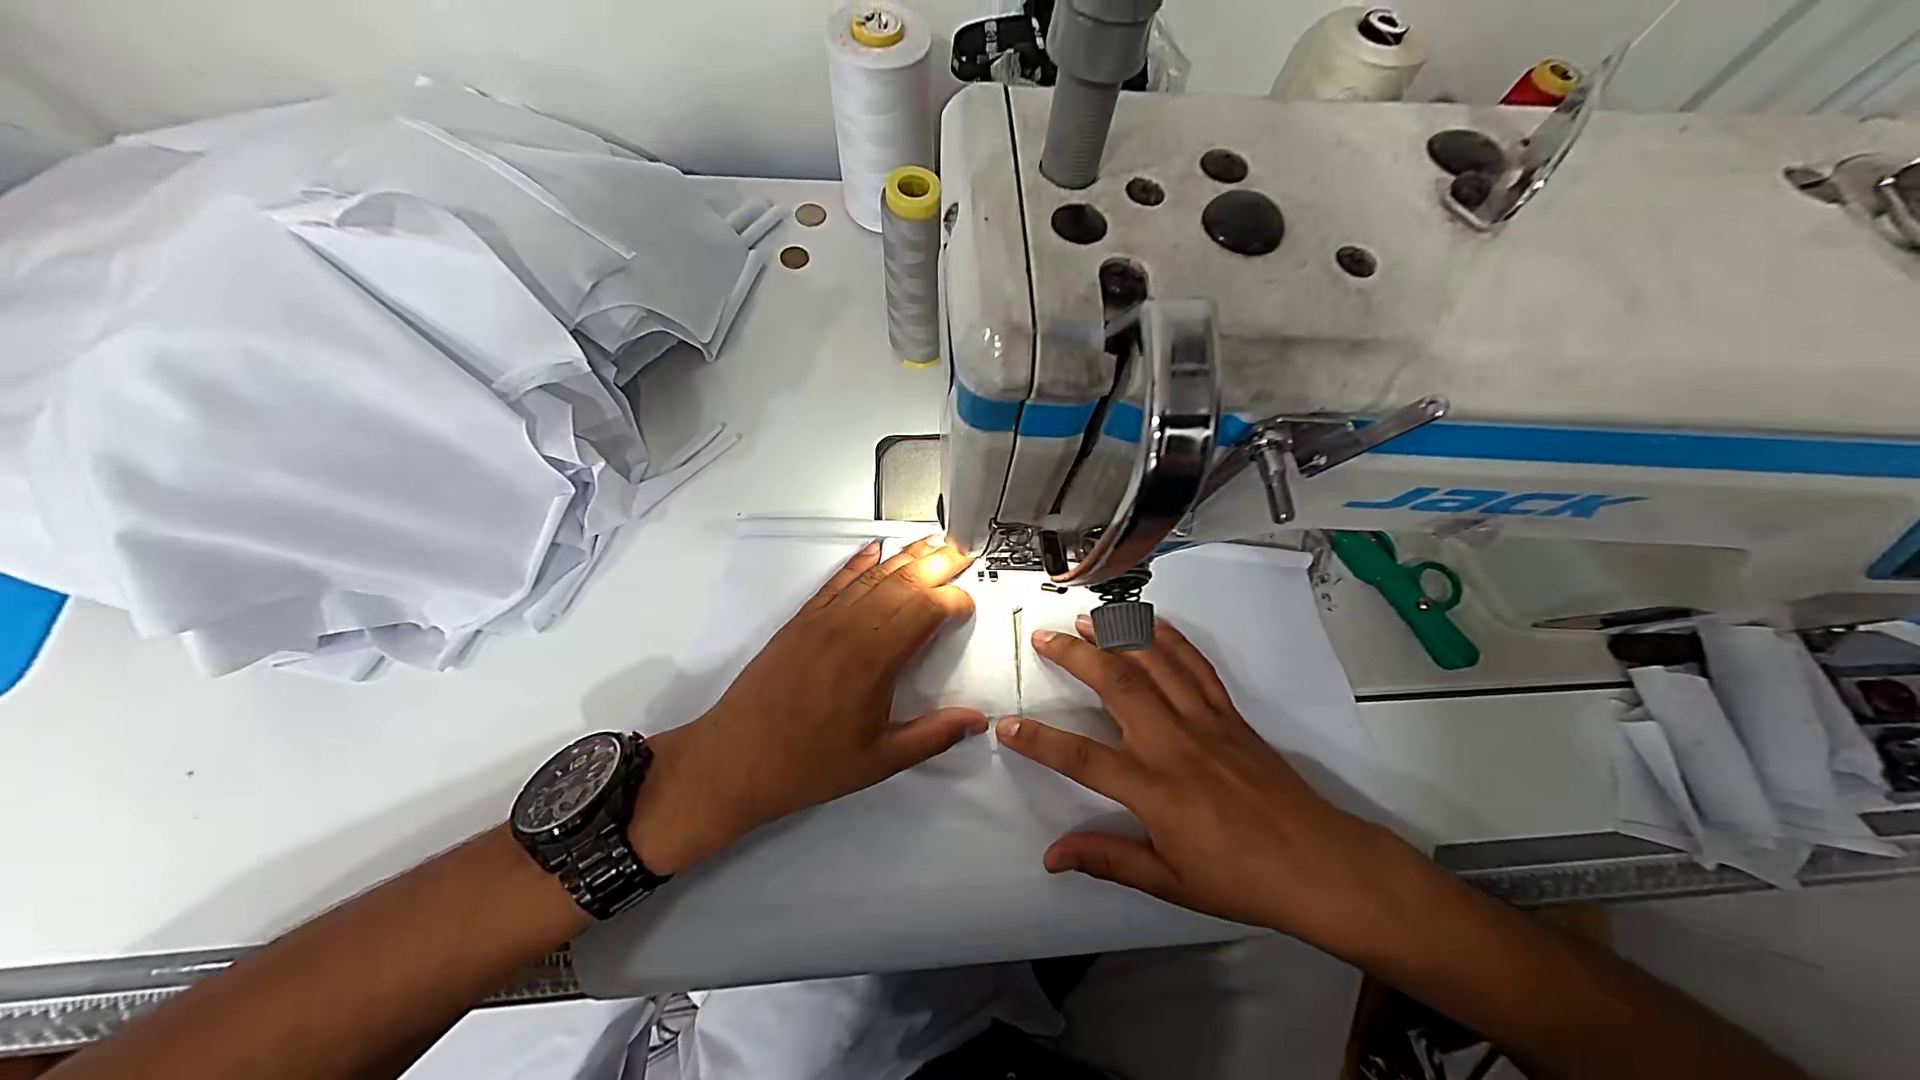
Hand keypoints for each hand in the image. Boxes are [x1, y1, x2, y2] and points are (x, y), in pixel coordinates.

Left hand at [630, 538, 986, 874]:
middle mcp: (848, 630)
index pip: (925, 610)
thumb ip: (933, 736)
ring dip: (905, 557)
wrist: (733, 761)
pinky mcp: (800, 621)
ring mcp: (821, 621)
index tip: (967, 606)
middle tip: (962, 554)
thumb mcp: (879, 761)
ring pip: (872, 576)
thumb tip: (976, 721)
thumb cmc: (807, 764)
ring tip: (932, 543)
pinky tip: (874, 550)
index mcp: (874, 661)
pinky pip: (835, 582)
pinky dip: (857, 563)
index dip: (952, 601)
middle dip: (936, 565)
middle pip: (902, 583)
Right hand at [996, 616, 1440, 958]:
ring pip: (1155, 665)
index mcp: (1156, 790)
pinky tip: (1153, 626)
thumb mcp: (1169, 881)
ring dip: (1119, 636)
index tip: (1008, 726)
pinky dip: (1172, 640)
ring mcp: (1205, 723)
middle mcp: (1176, 745)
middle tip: (1046, 637)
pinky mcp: (1229, 715)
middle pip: (1116, 685)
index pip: (1082, 758)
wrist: (1320, 865)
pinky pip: (1197, 666)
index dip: (1039, 741)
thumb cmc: (1244, 877)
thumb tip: (1055, 857)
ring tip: (1090, 619)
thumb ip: (1108, 859)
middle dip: (1075, 655)